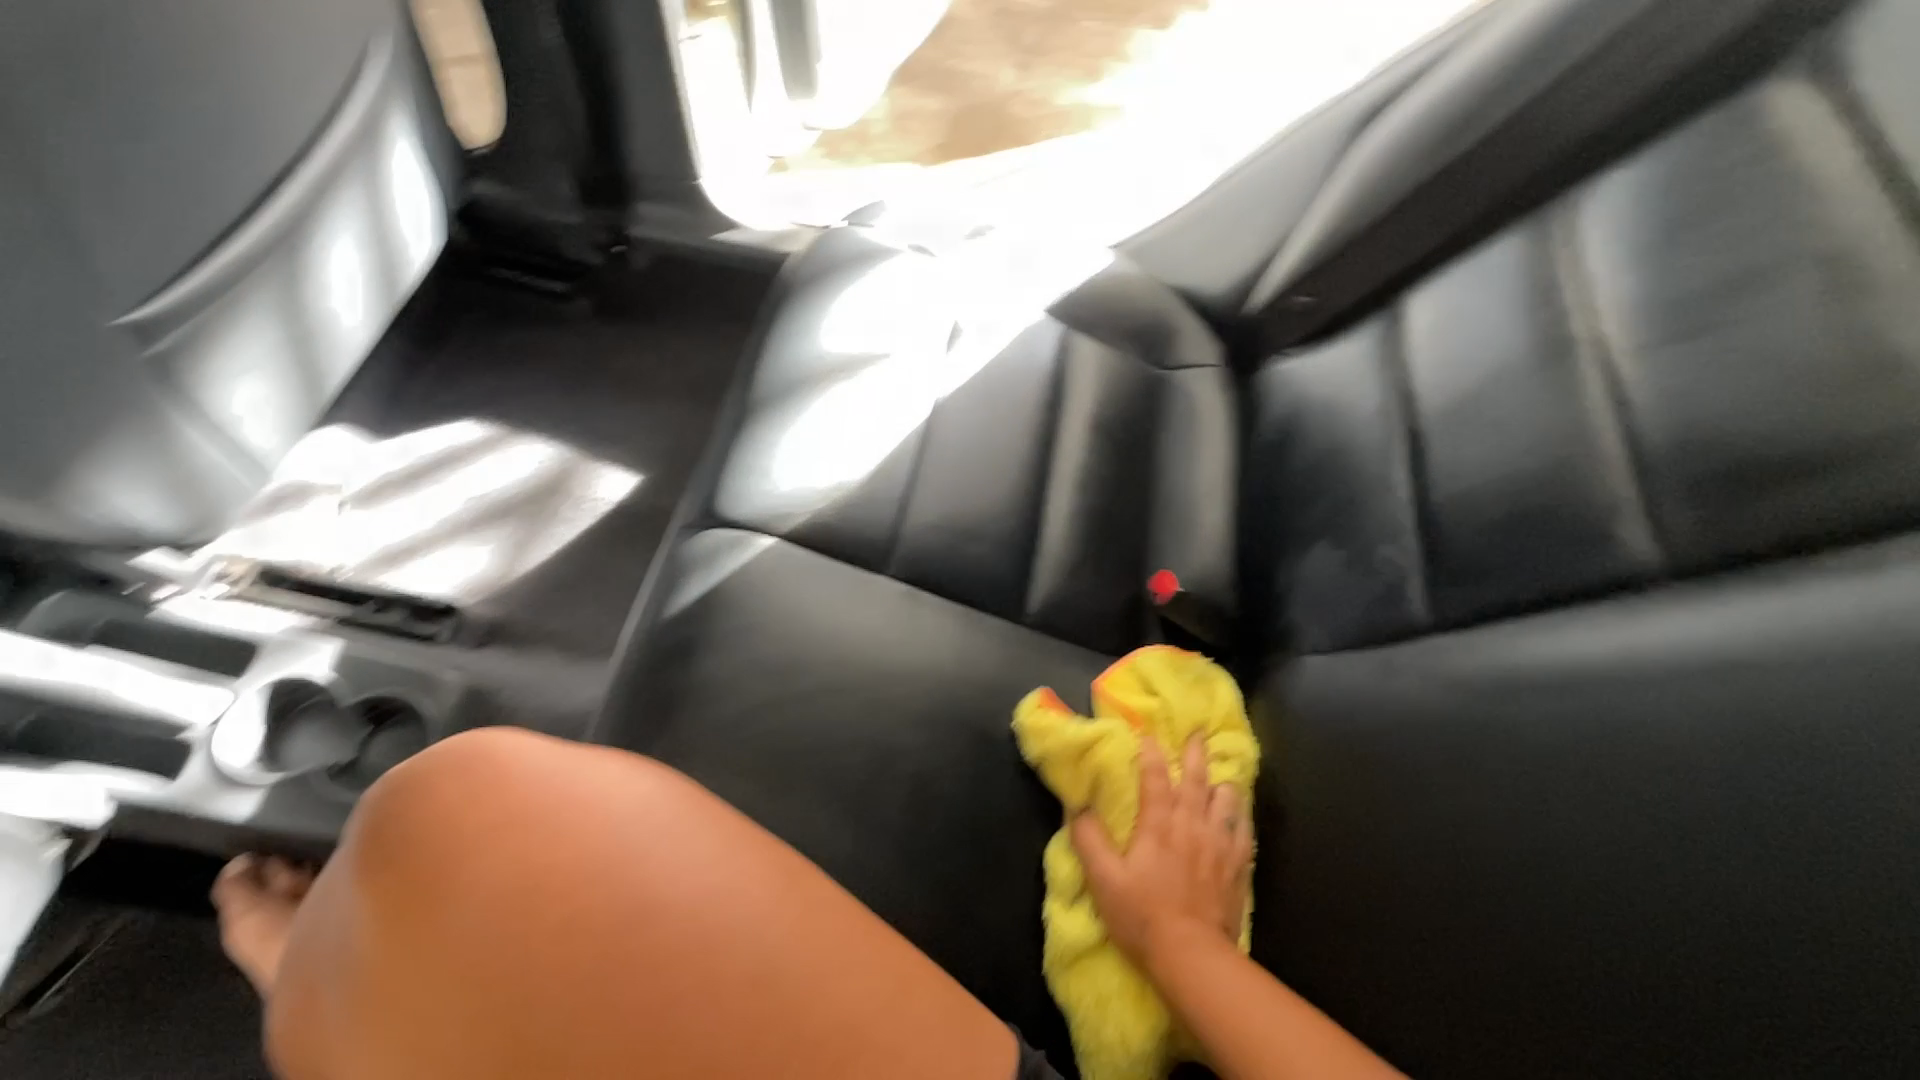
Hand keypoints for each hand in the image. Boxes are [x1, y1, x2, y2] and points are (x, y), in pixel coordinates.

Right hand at [1070, 734, 1251, 967]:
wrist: (1192, 956)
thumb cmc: (1142, 915)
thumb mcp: (1102, 879)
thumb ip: (1088, 838)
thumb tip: (1075, 804)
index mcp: (1158, 824)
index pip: (1155, 776)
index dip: (1150, 752)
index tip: (1147, 734)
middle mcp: (1192, 824)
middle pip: (1196, 779)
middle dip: (1195, 753)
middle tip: (1197, 733)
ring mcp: (1220, 844)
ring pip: (1226, 800)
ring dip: (1221, 783)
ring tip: (1220, 776)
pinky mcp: (1238, 867)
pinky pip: (1244, 830)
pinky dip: (1240, 815)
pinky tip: (1238, 815)